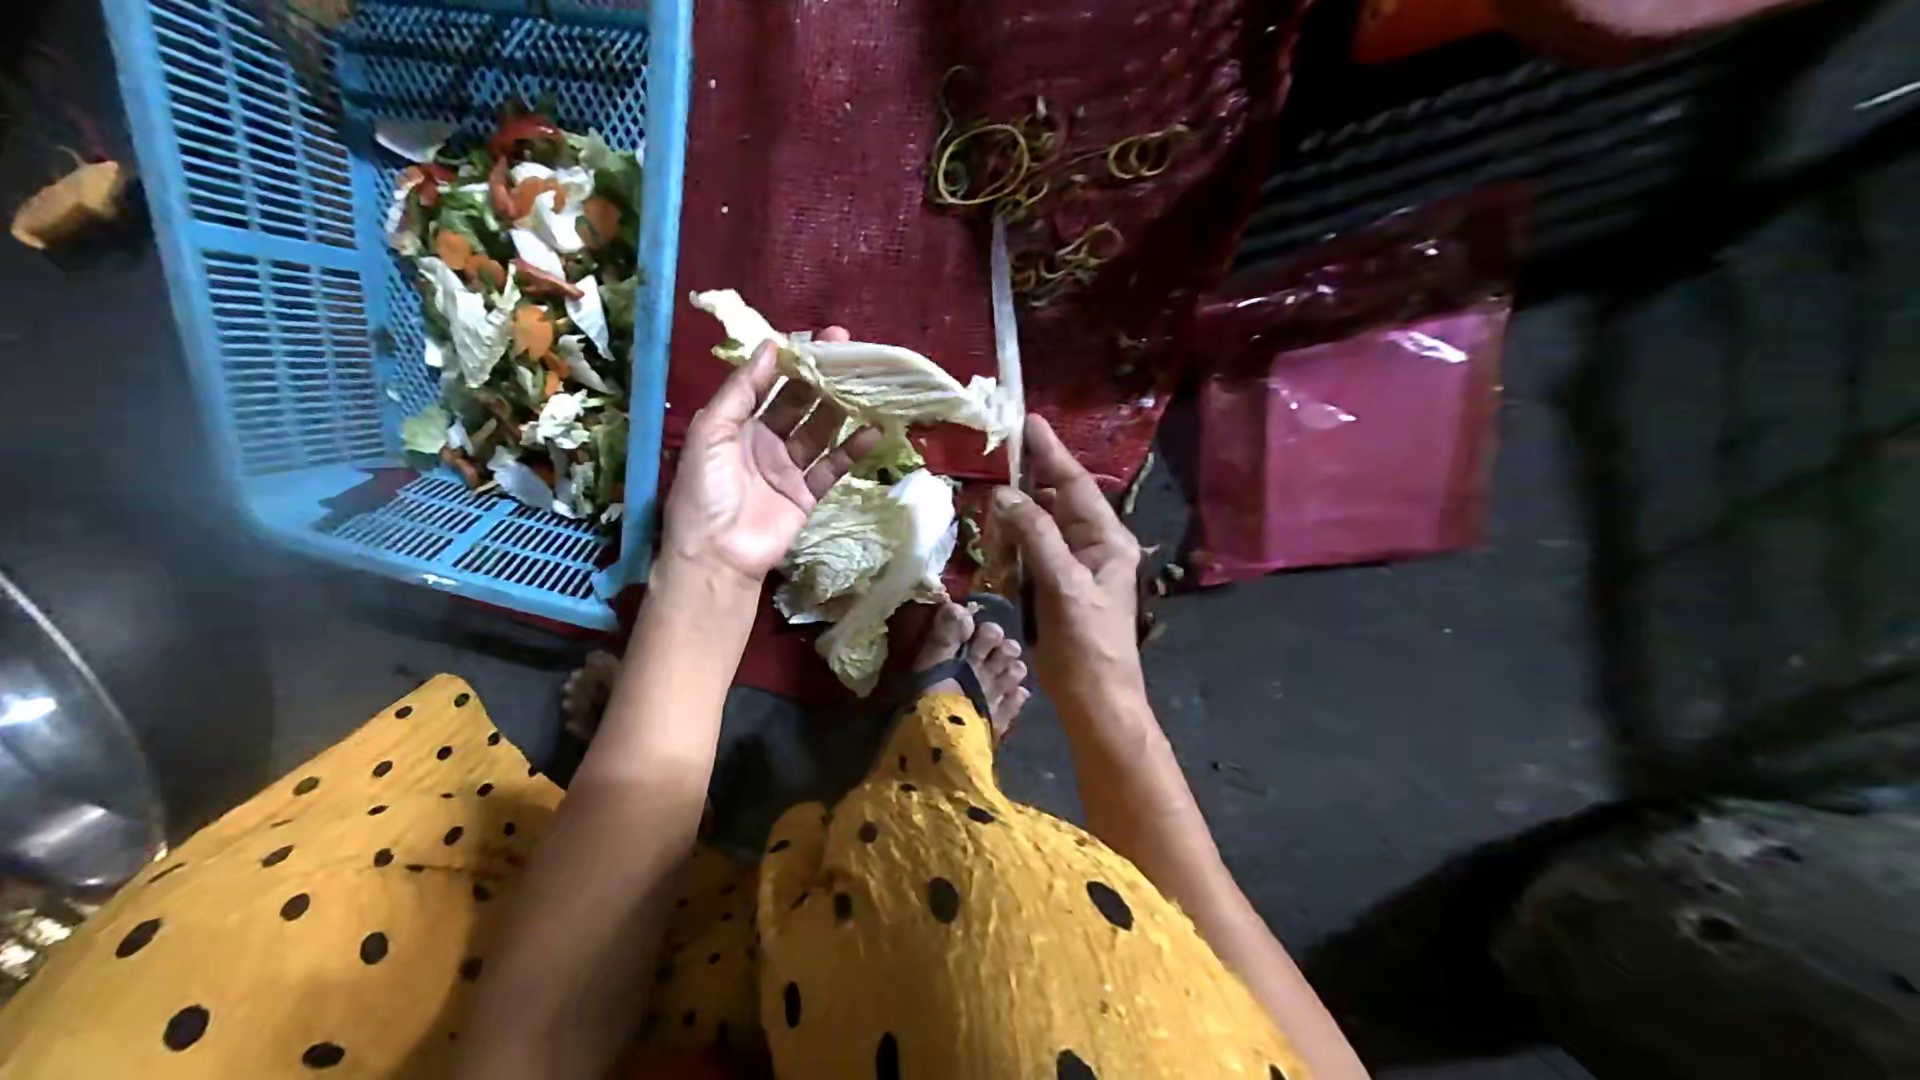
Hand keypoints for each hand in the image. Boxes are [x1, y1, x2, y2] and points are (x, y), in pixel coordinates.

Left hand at [662, 331, 879, 586]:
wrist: (717, 553)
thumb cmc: (705, 489)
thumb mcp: (711, 431)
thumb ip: (741, 389)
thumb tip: (770, 345)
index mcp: (738, 423)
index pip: (770, 383)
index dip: (794, 361)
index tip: (821, 340)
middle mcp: (765, 440)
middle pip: (800, 403)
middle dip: (823, 379)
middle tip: (852, 356)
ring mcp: (788, 468)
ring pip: (820, 431)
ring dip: (841, 409)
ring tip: (867, 386)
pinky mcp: (808, 494)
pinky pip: (833, 466)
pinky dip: (852, 449)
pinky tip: (872, 431)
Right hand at [991, 414, 1143, 713]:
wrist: (1093, 699)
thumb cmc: (1088, 644)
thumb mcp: (1064, 586)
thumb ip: (1036, 536)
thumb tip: (1005, 496)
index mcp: (1105, 539)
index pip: (1074, 484)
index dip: (1050, 452)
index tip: (1028, 421)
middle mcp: (1090, 545)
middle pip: (1049, 504)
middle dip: (1020, 504)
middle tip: (995, 509)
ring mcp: (1070, 565)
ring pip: (1033, 529)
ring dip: (1011, 536)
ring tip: (1000, 555)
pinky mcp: (1053, 585)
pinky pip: (1026, 556)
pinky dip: (1011, 559)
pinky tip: (1005, 574)